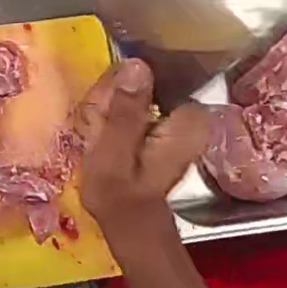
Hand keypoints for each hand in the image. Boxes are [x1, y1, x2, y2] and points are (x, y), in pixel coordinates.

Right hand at [77, 58, 210, 241]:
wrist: (126, 221)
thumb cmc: (118, 191)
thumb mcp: (114, 150)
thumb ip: (125, 109)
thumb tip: (136, 66)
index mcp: (188, 119)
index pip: (150, 75)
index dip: (119, 85)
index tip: (100, 108)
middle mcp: (190, 116)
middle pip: (142, 83)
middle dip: (112, 99)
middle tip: (96, 128)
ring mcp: (178, 122)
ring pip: (135, 94)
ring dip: (109, 109)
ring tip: (97, 134)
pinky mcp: (163, 129)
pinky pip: (134, 108)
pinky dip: (116, 118)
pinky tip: (102, 136)